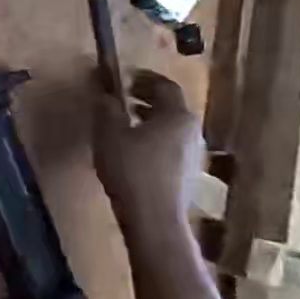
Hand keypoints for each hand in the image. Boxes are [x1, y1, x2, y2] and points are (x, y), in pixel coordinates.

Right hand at [92, 70, 207, 235]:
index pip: (164, 85)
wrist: (154, 220)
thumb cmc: (132, 169)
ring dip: (147, 120)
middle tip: (121, 98)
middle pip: (169, 107)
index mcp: (178, 115)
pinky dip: (151, 140)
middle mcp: (191, 132)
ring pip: (169, 128)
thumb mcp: (110, 133)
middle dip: (145, 99)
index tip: (121, 78)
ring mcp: (192, 156)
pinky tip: (131, 152)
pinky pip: (168, 147)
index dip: (141, 78)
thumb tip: (107, 95)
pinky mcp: (186, 177)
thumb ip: (107, 108)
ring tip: (123, 124)